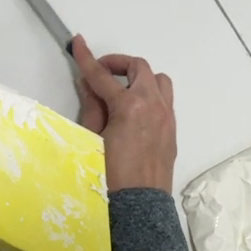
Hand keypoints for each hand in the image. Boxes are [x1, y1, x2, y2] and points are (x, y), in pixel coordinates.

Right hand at [72, 35, 177, 192]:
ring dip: (139, 77)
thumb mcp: (92, 137)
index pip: (103, 75)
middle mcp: (153, 105)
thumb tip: (88, 83)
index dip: (87, 57)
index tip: (78, 42)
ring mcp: (167, 116)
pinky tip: (134, 110)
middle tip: (101, 73)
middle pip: (138, 67)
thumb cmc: (109, 174)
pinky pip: (164, 99)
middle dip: (117, 64)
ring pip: (158, 80)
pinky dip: (149, 94)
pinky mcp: (172, 129)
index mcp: (130, 106)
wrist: (139, 208)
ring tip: (122, 90)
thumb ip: (92, 105)